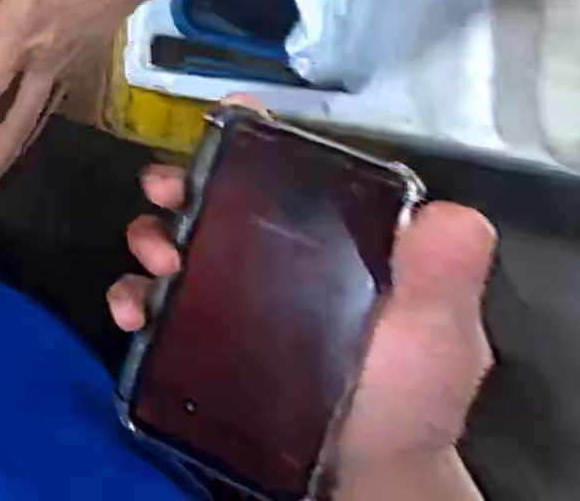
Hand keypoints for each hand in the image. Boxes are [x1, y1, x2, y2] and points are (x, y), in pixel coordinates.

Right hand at [107, 162, 496, 481]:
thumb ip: (441, 279)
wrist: (359, 470)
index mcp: (302, 235)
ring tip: (161, 266)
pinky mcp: (175, 322)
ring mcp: (205, 284)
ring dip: (146, 237)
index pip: (269, 170)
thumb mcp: (435, 335)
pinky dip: (126, 296)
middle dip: (170, 181)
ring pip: (157, 234)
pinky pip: (137, 294)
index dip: (243, 134)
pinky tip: (134, 314)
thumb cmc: (401, 393)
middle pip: (195, 191)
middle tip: (168, 194)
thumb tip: (453, 214)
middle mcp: (244, 246)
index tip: (227, 113)